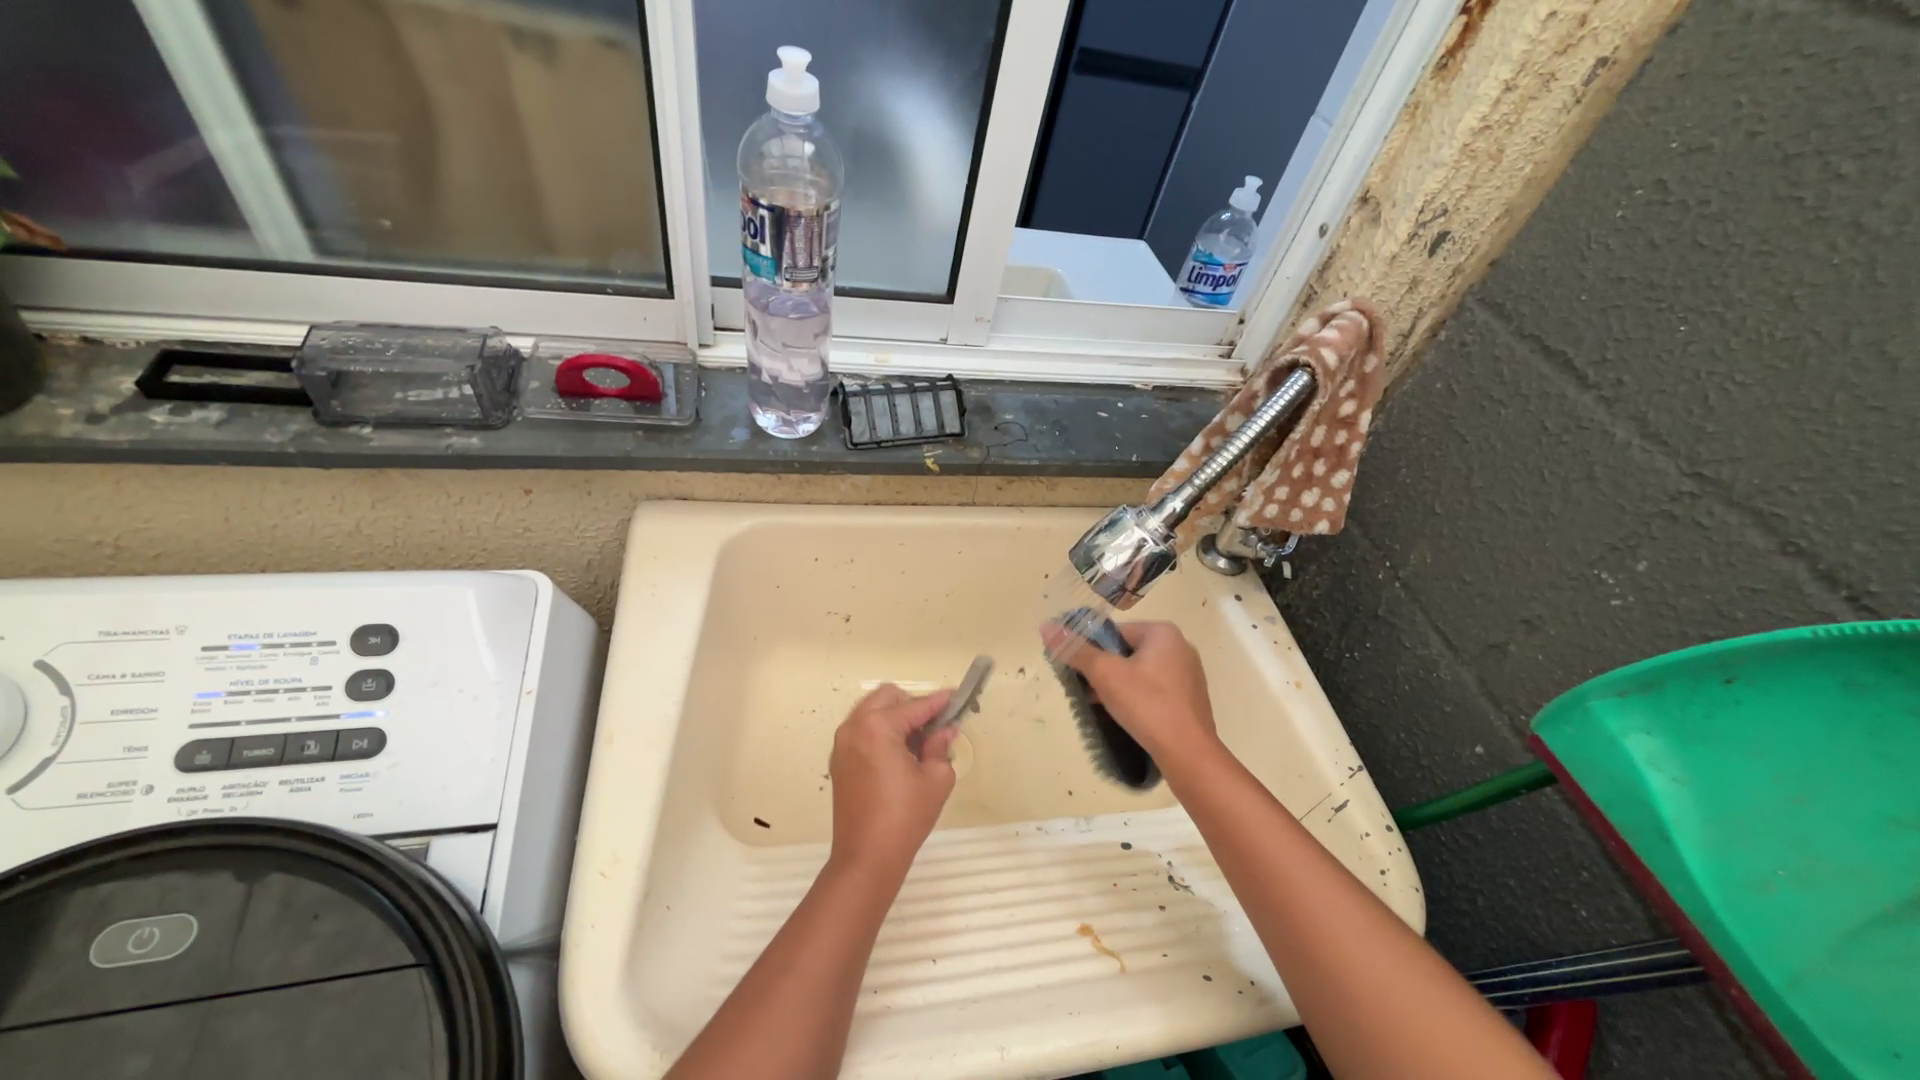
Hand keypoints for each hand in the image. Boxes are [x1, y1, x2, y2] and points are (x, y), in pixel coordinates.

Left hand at [828, 685, 960, 874]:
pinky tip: (899, 755)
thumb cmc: (906, 817)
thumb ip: (940, 747)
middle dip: (913, 705)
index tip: (956, 697)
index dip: (939, 702)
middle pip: (887, 698)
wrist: (867, 856)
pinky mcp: (838, 761)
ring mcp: (842, 744)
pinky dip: (880, 732)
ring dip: (895, 717)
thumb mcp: (936, 779)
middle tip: (935, 726)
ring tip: (918, 743)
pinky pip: (861, 731)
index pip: (915, 705)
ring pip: (871, 712)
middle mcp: (854, 727)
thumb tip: (944, 732)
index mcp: (878, 727)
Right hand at [1042, 620, 1219, 770]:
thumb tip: (1046, 626)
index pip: (1114, 632)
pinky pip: (1154, 691)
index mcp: (1163, 633)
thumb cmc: (1146, 704)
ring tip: (1100, 706)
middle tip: (1086, 691)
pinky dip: (1137, 699)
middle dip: (1103, 670)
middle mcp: (1180, 647)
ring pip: (1140, 673)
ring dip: (1117, 686)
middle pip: (1127, 652)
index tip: (1077, 671)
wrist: (1187, 752)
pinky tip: (1124, 717)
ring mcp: (1188, 675)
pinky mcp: (1190, 700)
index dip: (1091, 649)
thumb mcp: (1104, 673)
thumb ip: (1074, 649)